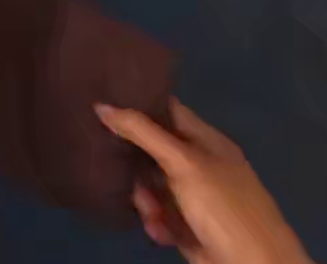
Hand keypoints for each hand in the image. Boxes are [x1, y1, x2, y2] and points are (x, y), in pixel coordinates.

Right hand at [97, 100, 312, 263]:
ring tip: (147, 208)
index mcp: (208, 142)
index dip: (136, 101)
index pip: (166, 108)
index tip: (101, 95)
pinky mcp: (191, 227)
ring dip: (142, 194)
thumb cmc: (226, 211)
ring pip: (151, 181)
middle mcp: (201, 165)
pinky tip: (157, 230)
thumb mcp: (183, 162)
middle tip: (107, 153)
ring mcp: (196, 198)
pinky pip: (159, 212)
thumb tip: (100, 105)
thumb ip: (141, 130)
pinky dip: (154, 219)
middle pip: (152, 145)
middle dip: (131, 153)